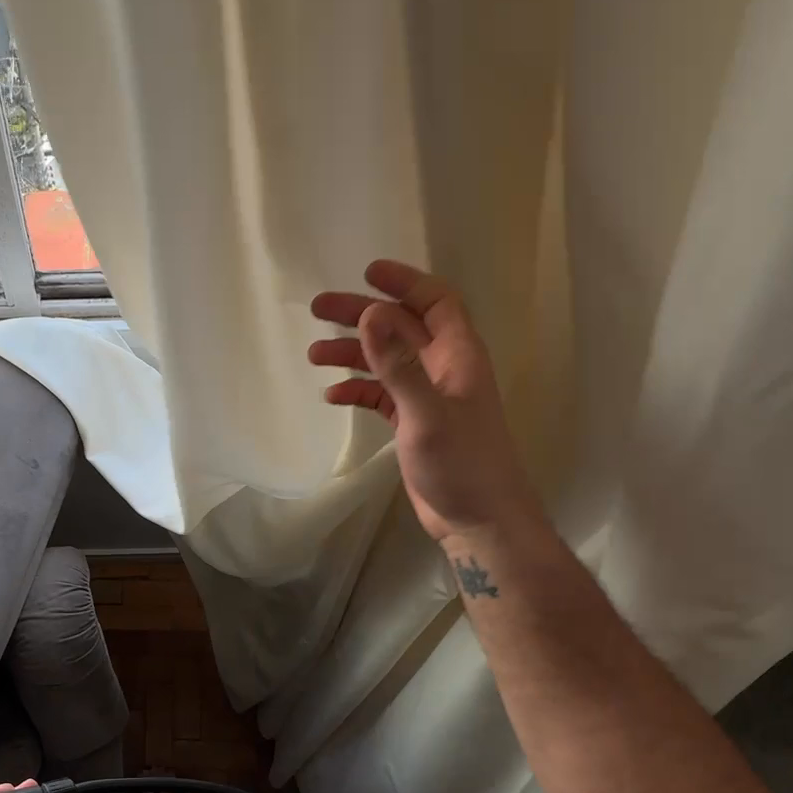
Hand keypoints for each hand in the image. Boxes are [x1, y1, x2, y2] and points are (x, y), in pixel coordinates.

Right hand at [309, 259, 542, 542]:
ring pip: (386, 361)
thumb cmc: (463, 465)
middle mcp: (444, 369)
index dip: (404, 282)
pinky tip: (332, 396)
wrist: (480, 521)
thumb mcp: (427, 413)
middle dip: (361, 315)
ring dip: (352, 354)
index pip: (435, 302)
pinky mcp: (414, 423)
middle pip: (400, 328)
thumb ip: (398, 365)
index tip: (366, 272)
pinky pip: (381, 395)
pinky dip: (358, 390)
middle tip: (318, 309)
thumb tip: (370, 314)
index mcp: (458, 356)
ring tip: (313, 354)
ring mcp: (428, 397)